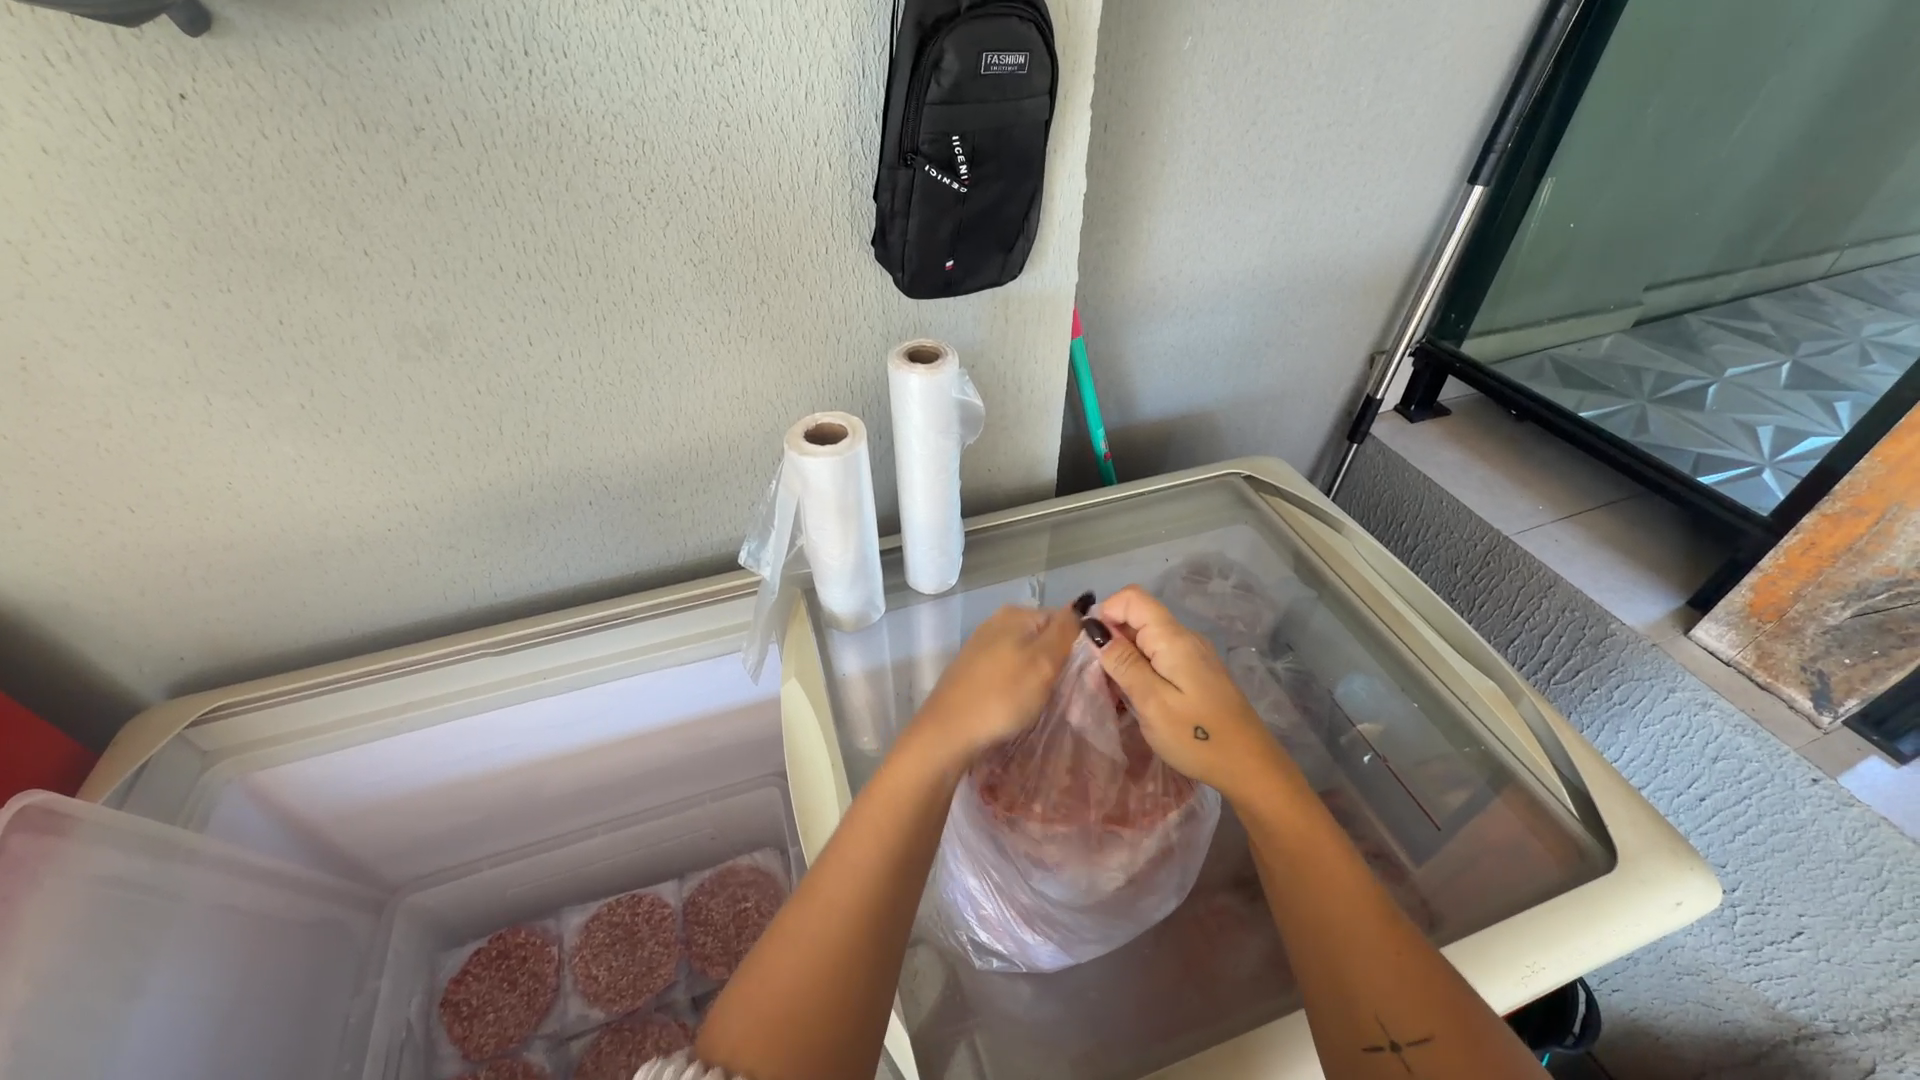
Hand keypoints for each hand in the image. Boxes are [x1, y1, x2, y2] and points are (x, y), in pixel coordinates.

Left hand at [911, 596, 1086, 767]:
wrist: (949, 732)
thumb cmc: (1002, 695)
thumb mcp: (1044, 661)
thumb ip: (1065, 631)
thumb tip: (1079, 609)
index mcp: (1016, 614)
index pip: (1063, 618)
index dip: (1077, 644)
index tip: (1082, 672)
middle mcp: (997, 622)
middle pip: (1043, 637)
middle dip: (1057, 660)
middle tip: (1062, 689)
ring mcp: (982, 646)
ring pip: (1026, 655)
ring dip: (1038, 675)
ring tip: (1042, 700)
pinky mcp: (973, 670)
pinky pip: (1008, 671)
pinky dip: (1018, 685)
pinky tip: (1018, 703)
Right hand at [1083, 585, 1296, 798]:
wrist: (1250, 767)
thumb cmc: (1197, 737)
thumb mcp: (1151, 702)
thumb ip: (1123, 663)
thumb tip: (1095, 629)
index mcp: (1173, 638)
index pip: (1132, 597)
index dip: (1106, 613)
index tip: (1094, 650)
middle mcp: (1185, 638)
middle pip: (1138, 618)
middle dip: (1112, 641)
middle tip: (1101, 681)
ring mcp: (1193, 655)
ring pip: (1147, 640)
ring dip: (1125, 659)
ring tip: (1117, 695)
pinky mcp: (1197, 673)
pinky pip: (1160, 658)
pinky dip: (1141, 671)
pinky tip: (1139, 699)